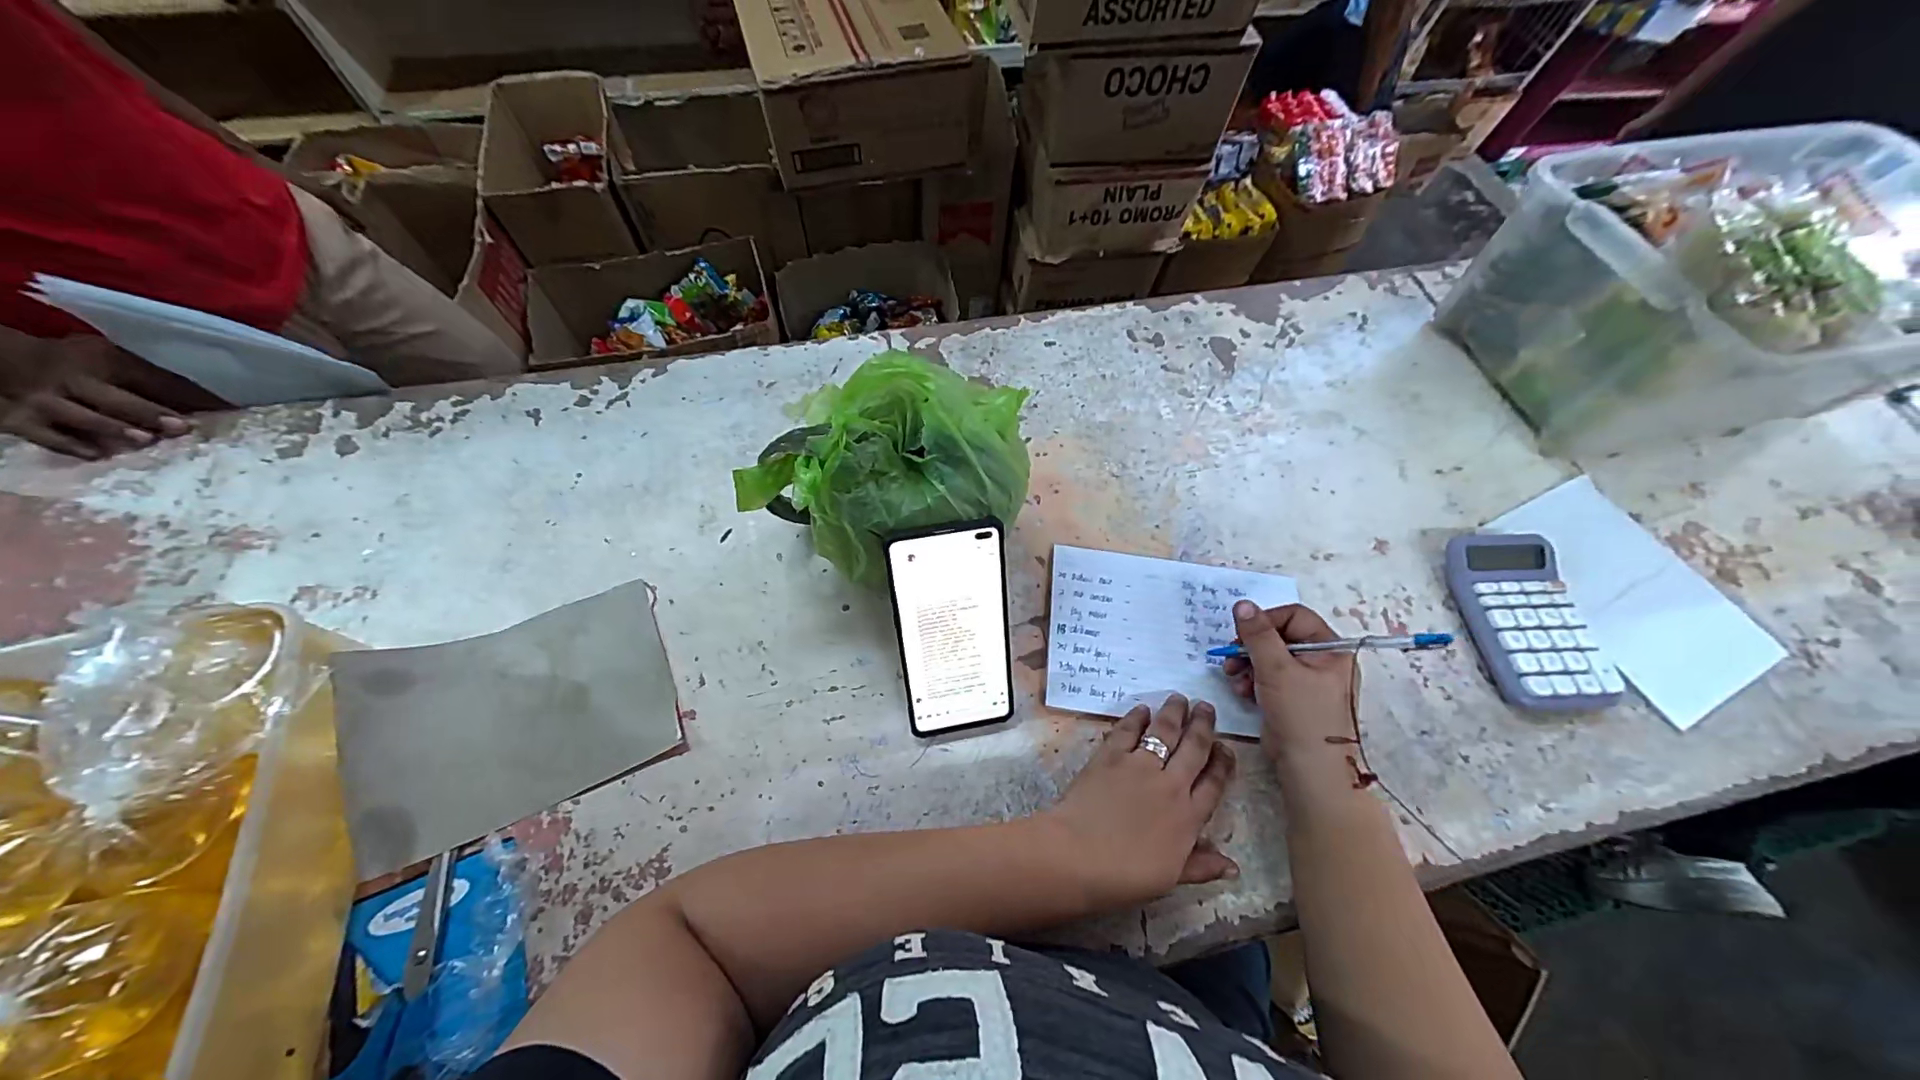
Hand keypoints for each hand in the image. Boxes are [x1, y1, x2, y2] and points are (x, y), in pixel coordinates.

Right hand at [0, 334, 212, 458]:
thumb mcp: (107, 360)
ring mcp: (40, 400)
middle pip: (113, 397)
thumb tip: (208, 407)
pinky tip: (98, 455)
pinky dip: (71, 445)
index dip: (193, 398)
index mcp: (104, 360)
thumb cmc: (73, 364)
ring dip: (113, 429)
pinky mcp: (15, 420)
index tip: (228, 413)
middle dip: (147, 412)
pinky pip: (44, 435)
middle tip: (181, 426)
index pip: (155, 379)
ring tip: (144, 440)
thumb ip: (147, 380)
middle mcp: (72, 379)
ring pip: (80, 416)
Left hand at [1040, 693, 1237, 910]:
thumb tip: (1233, 866)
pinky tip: (1143, 710)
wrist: (1079, 855)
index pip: (1214, 783)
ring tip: (1180, 698)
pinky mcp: (1110, 756)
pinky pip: (1128, 731)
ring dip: (1174, 713)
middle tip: (1207, 707)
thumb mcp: (1170, 878)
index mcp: (1188, 817)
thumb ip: (1200, 866)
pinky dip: (1137, 718)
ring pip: (1163, 732)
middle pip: (1193, 749)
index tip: (1226, 747)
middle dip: (1202, 726)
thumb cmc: (1125, 876)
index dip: (1222, 763)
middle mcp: (1170, 785)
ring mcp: (1139, 766)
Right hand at [1223, 600, 1358, 764]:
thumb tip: (1242, 605)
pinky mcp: (1295, 699)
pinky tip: (1244, 692)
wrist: (1311, 769)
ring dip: (1248, 665)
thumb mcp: (1276, 668)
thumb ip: (1257, 635)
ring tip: (1235, 679)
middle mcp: (1323, 661)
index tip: (1240, 634)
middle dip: (1251, 647)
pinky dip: (1253, 681)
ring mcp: (1309, 681)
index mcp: (1331, 649)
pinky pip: (1270, 678)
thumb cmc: (1302, 714)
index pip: (1294, 616)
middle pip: (1279, 637)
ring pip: (1271, 658)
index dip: (1264, 621)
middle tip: (1231, 658)